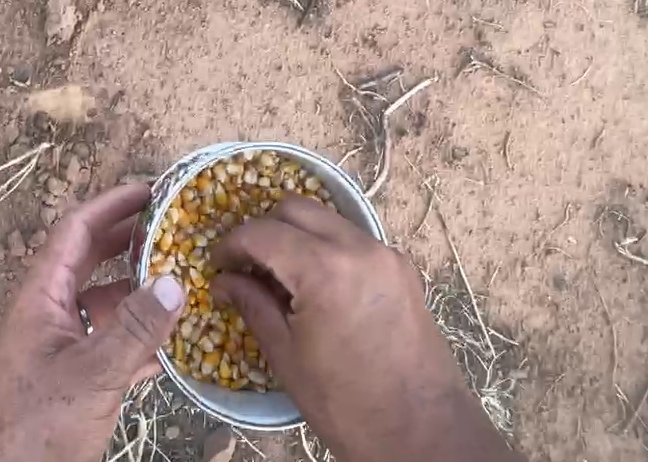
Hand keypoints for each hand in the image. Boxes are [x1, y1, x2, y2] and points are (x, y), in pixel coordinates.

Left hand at [0, 183, 185, 461]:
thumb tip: (175, 279)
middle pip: (90, 258)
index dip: (111, 204)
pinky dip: (135, 336)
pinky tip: (169, 345)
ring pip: (101, 301)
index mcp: (41, 294)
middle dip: (128, 239)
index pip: (76, 230)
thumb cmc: (36, 426)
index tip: (149, 189)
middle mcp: (47, 309)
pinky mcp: (68, 375)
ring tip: (179, 280)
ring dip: (137, 290)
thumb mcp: (92, 374)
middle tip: (171, 225)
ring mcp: (57, 343)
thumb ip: (135, 328)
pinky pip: (106, 340)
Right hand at [212, 197, 519, 461]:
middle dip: (262, 230)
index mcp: (324, 270)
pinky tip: (315, 283)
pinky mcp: (402, 268)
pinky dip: (325, 246)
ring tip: (279, 274)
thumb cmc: (349, 407)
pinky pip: (351, 237)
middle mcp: (357, 247)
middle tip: (246, 265)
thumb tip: (222, 281)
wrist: (429, 440)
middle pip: (293, 208)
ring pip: (324, 217)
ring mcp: (384, 254)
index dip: (232, 245)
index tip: (218, 265)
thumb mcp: (288, 357)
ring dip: (295, 234)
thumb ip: (252, 305)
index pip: (261, 232)